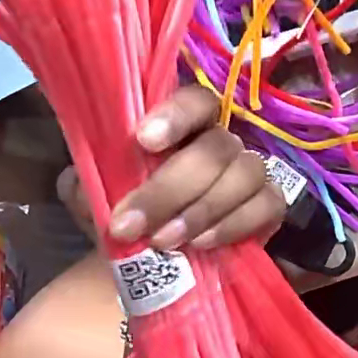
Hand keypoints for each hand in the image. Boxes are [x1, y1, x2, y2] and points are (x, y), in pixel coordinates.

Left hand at [59, 85, 286, 250]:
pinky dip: (234, 225)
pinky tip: (202, 244)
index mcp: (183, 125)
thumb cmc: (127, 211)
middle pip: (216, 147)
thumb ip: (88, 179)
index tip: (143, 141)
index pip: (195, 100)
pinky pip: (266, 205)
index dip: (176, 116)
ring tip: (164, 241)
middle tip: (132, 225)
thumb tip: (88, 178)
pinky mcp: (269, 204)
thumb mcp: (92, 194)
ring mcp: (250, 171)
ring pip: (245, 174)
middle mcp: (222, 139)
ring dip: (202, 210)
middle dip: (172, 189)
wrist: (152, 257)